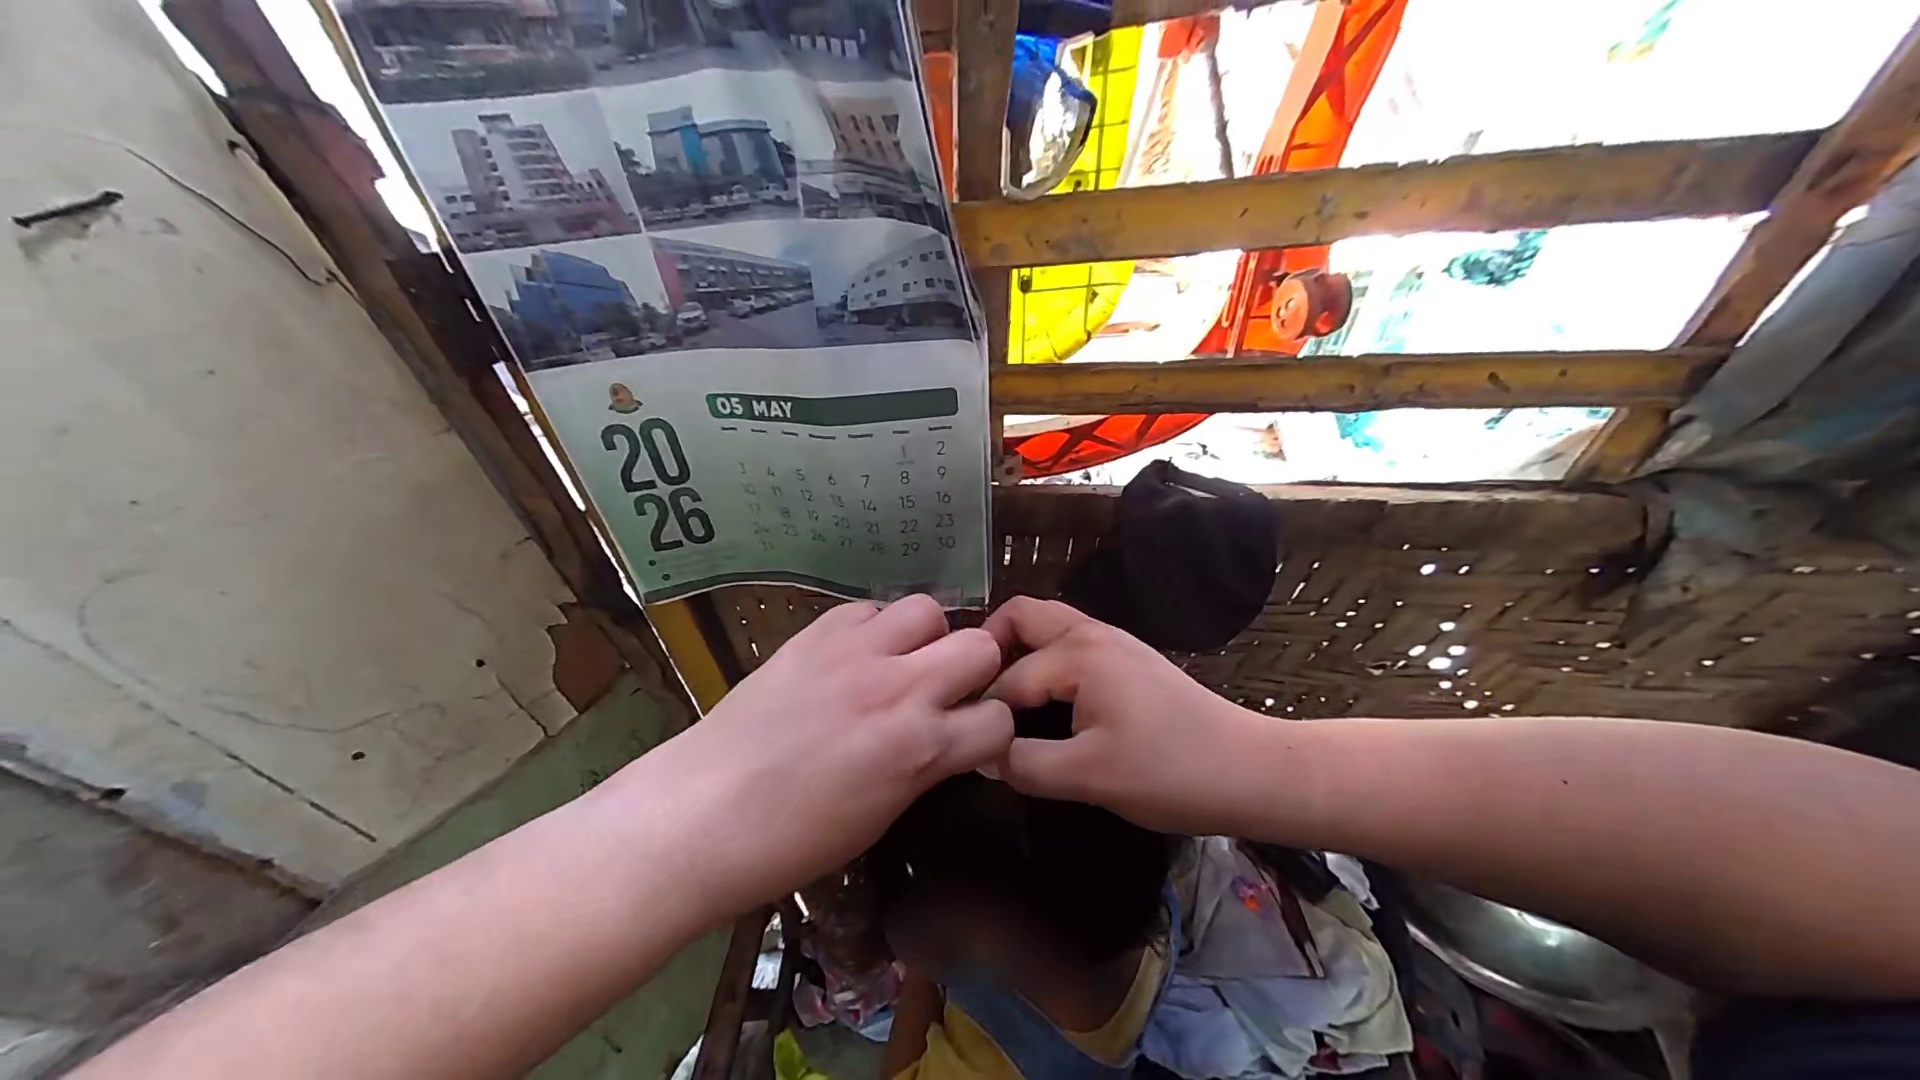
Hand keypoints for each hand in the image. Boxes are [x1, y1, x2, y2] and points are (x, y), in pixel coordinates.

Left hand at [608, 595, 1010, 916]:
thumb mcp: (882, 813)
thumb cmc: (791, 841)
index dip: (990, 731)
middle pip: (980, 646)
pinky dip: (872, 628)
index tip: (970, 737)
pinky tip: (853, 655)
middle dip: (973, 670)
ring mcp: (855, 653)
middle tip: (943, 691)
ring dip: (925, 637)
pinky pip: (867, 608)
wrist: (699, 815)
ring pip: (928, 609)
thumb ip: (926, 764)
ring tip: (899, 662)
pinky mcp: (815, 633)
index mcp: (919, 749)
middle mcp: (898, 689)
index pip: (999, 721)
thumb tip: (945, 738)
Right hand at [982, 597, 1278, 835]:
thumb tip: (980, 757)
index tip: (964, 744)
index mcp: (1079, 653)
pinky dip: (1043, 660)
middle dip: (989, 647)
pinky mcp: (1126, 659)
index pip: (1008, 678)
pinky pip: (1068, 644)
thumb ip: (1023, 764)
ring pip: (1047, 626)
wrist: (1250, 771)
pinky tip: (1042, 703)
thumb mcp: (1088, 777)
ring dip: (1017, 652)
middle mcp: (1092, 633)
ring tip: (1001, 701)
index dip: (982, 713)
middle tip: (973, 696)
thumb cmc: (1170, 772)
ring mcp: (1113, 642)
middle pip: (1022, 615)